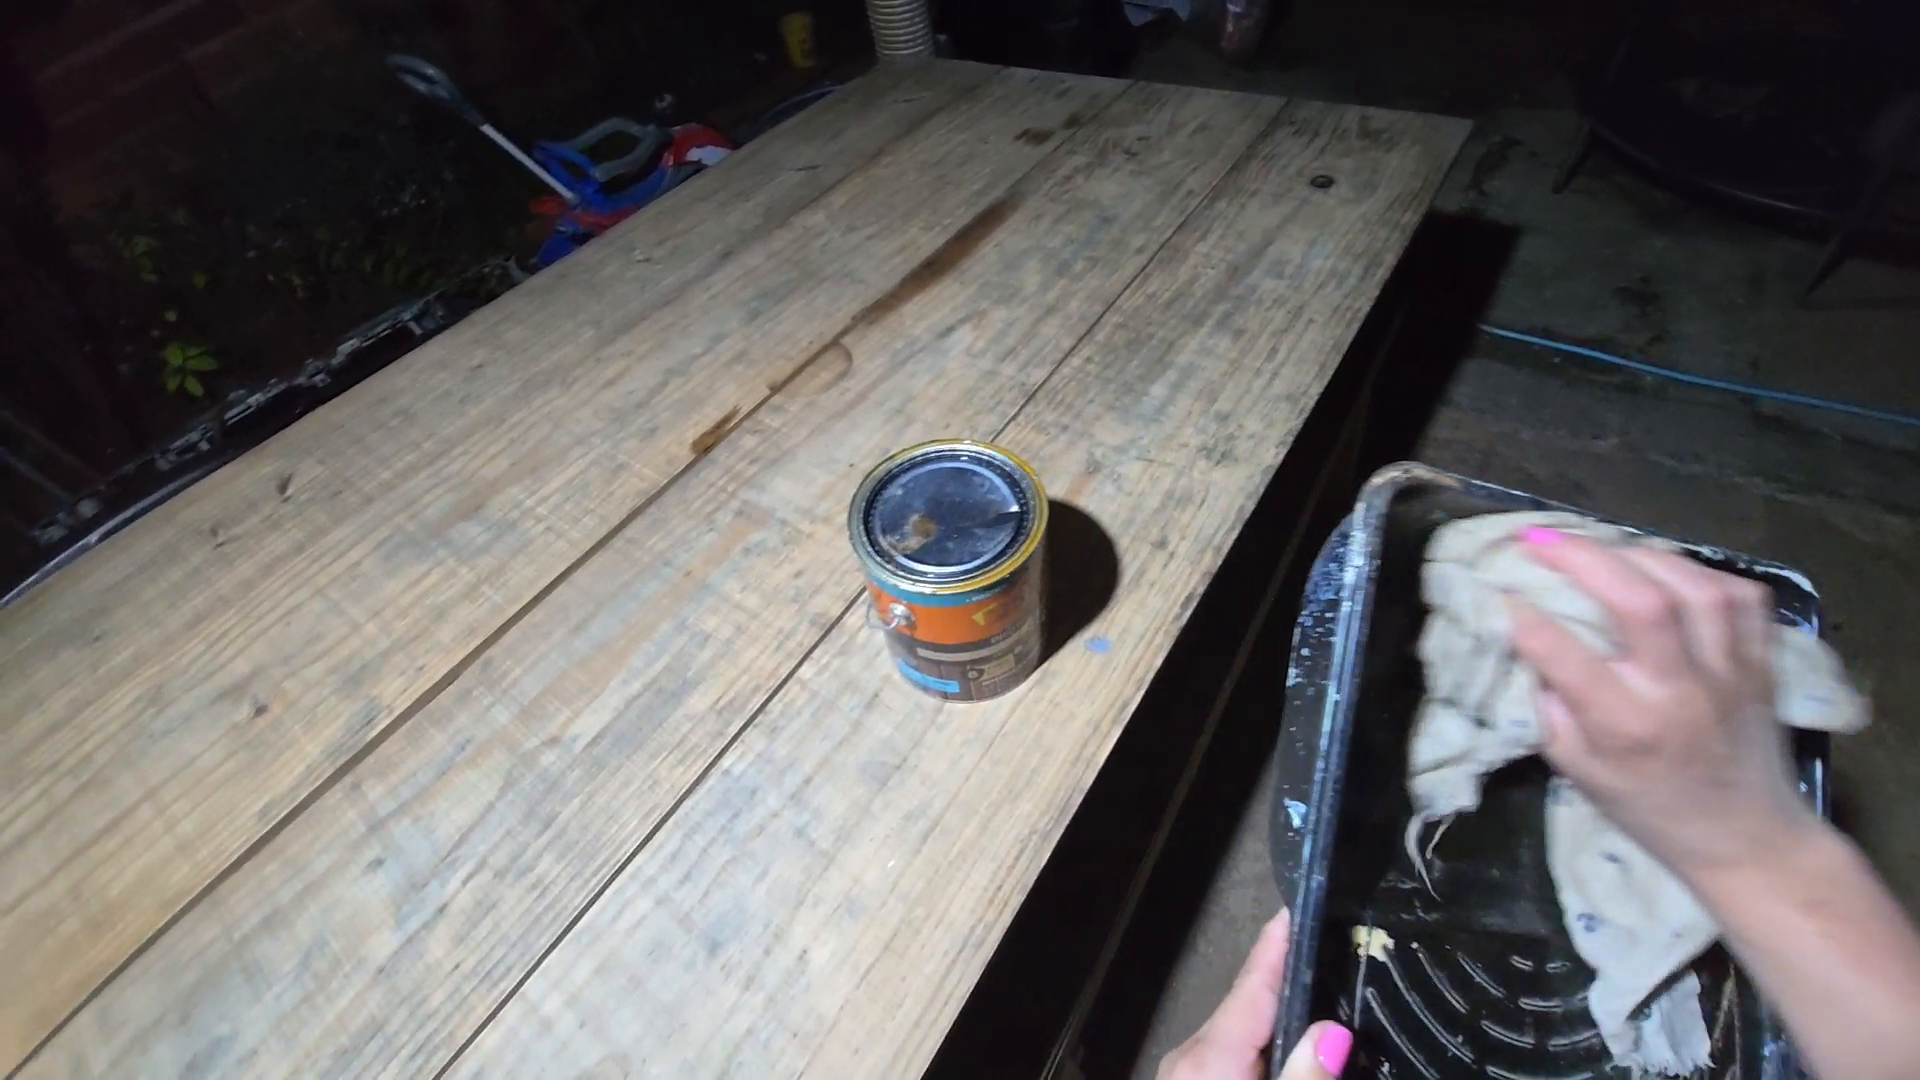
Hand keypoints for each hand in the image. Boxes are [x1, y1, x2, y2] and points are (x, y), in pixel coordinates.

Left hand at [1157, 908, 1351, 1079]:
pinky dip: (1261, 1041)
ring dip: (1276, 1011)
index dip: (1275, 946)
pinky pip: (1232, 1054)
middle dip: (1283, 974)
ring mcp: (1188, 1073)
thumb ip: (1302, 1079)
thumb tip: (1334, 1030)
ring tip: (1315, 980)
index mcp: (1208, 1056)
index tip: (1296, 907)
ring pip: (1239, 1031)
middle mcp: (1191, 1054)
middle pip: (1246, 1004)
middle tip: (1327, 941)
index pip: (1251, 986)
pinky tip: (1285, 1038)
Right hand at [1507, 527, 1820, 886]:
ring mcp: (1732, 671)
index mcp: (1625, 722)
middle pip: (1641, 602)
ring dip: (1635, 554)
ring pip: (1694, 587)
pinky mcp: (1764, 662)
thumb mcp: (1571, 764)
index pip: (1562, 652)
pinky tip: (1654, 566)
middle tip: (1536, 540)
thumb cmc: (1641, 802)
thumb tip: (1517, 641)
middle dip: (1581, 559)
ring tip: (1593, 544)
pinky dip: (1693, 569)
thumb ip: (1543, 701)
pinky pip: (1740, 595)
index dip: (1520, 615)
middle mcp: (1682, 690)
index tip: (1492, 591)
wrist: (1746, 836)